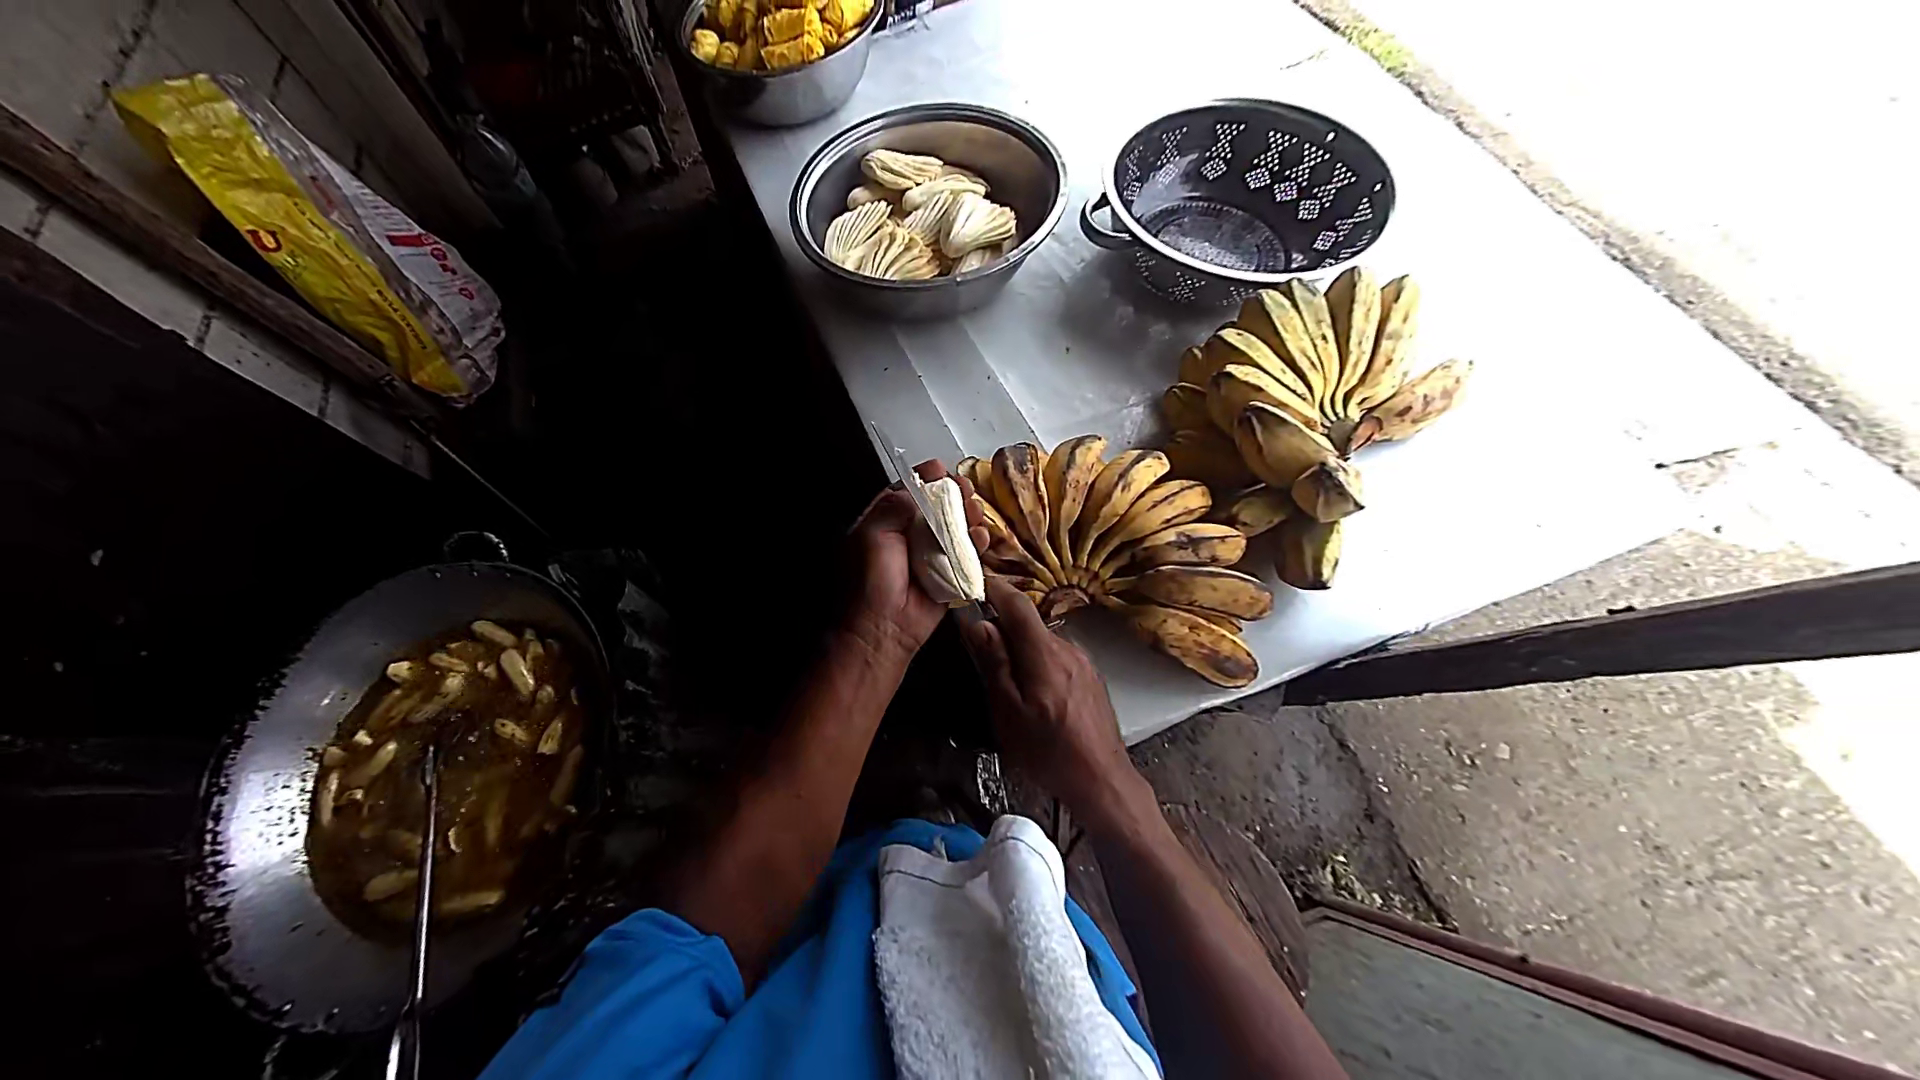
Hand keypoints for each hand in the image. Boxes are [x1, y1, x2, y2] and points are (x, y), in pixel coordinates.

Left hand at [840, 461, 989, 663]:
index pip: (908, 491)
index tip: (941, 469)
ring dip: (968, 515)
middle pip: (937, 506)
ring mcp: (931, 553)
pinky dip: (977, 542)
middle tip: (965, 490)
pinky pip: (967, 553)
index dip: (926, 479)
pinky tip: (980, 536)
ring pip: (955, 526)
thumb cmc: (870, 582)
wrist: (884, 628)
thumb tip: (916, 486)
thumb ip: (892, 506)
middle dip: (953, 495)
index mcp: (885, 522)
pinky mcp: (950, 572)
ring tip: (974, 510)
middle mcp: (909, 535)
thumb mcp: (871, 535)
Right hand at [962, 577, 1143, 820]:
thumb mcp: (1008, 711)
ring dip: (1020, 647)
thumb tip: (977, 623)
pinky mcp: (1090, 676)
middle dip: (1001, 626)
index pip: (1016, 603)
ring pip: (1042, 640)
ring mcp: (1083, 661)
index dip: (993, 587)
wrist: (1103, 780)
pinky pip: (1057, 656)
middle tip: (978, 645)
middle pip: (1028, 622)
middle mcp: (1067, 648)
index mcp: (1044, 653)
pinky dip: (1037, 661)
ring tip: (1005, 679)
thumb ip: (993, 663)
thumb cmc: (1050, 752)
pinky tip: (1032, 692)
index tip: (973, 583)